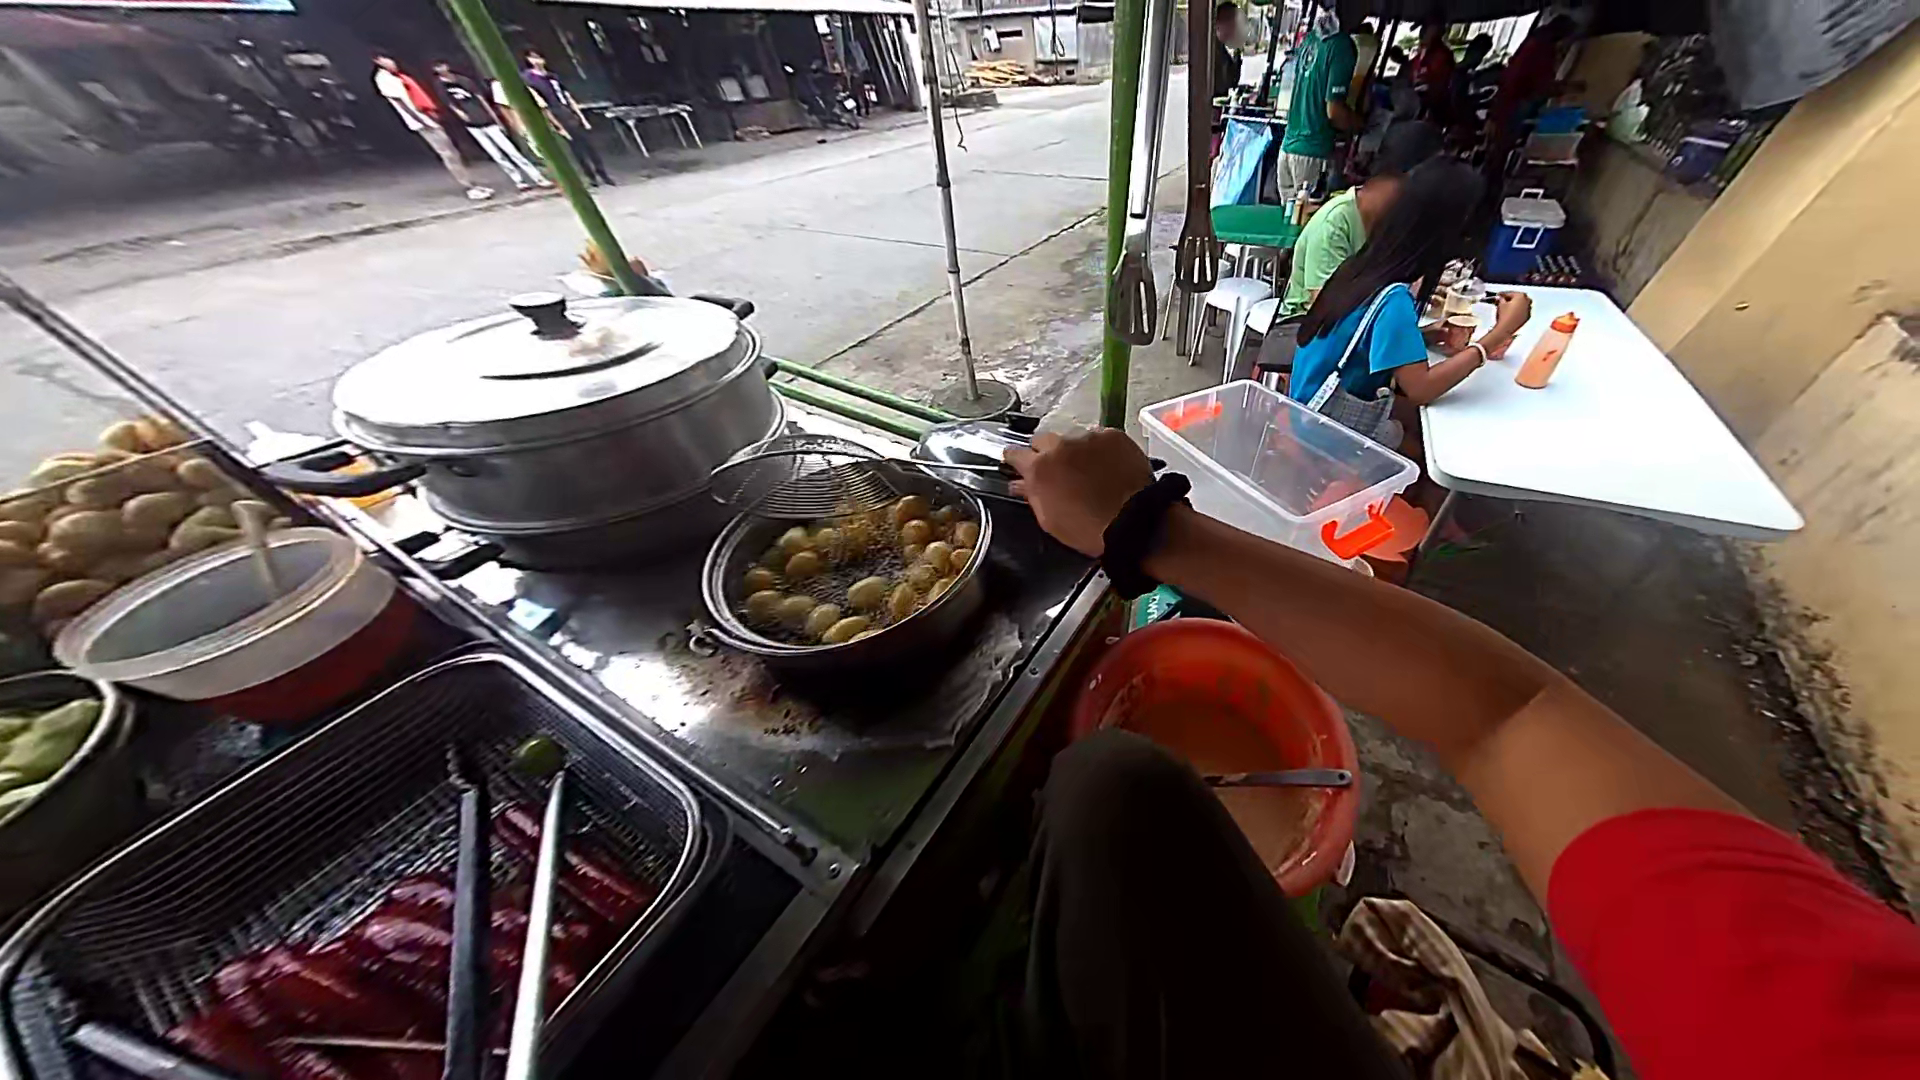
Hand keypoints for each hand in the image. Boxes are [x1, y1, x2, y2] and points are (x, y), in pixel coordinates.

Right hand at [1004, 429, 1154, 556]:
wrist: (1133, 521)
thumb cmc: (1086, 528)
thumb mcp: (1049, 519)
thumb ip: (1031, 495)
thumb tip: (1019, 483)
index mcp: (1039, 468)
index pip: (1014, 453)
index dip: (1015, 460)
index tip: (1018, 464)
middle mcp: (1059, 445)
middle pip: (1042, 440)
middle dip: (1045, 452)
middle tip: (1057, 470)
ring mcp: (1087, 437)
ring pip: (1071, 437)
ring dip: (1073, 450)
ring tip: (1087, 469)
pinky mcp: (1113, 435)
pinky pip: (1098, 437)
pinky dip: (1098, 448)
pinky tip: (1106, 465)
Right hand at [1492, 290, 1531, 331]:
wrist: (1507, 327)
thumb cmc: (1504, 314)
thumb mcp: (1500, 305)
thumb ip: (1501, 299)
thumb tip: (1501, 298)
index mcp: (1521, 296)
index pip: (1511, 293)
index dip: (1503, 294)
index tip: (1498, 295)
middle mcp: (1528, 300)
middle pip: (1519, 297)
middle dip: (1512, 298)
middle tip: (1504, 300)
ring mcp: (1529, 309)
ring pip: (1522, 304)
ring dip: (1516, 304)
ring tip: (1509, 307)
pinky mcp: (1528, 316)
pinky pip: (1523, 311)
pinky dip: (1518, 310)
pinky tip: (1513, 313)